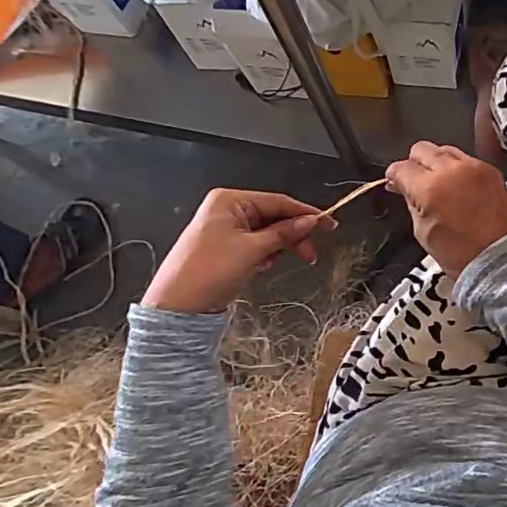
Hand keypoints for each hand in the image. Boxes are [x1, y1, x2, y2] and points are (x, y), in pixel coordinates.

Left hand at [142, 189, 333, 312]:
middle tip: (309, 252)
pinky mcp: (227, 247)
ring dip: (278, 246)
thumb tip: (309, 222)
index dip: (305, 213)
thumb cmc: (206, 272)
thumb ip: (284, 233)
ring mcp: (226, 229)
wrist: (179, 306)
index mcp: (229, 200)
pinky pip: (257, 244)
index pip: (277, 201)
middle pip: (274, 216)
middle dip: (292, 234)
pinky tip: (262, 265)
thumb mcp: (253, 249)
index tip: (328, 223)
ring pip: (267, 232)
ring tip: (273, 262)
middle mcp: (227, 210)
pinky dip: (266, 254)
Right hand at [386, 142, 506, 276]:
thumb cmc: (458, 252)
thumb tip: (402, 186)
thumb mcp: (422, 231)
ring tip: (438, 182)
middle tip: (415, 181)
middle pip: (421, 150)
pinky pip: (466, 159)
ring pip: (444, 150)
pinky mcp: (490, 170)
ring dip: (436, 163)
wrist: (497, 258)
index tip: (395, 182)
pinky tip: (458, 186)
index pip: (401, 168)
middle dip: (414, 164)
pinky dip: (457, 168)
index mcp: (429, 188)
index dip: (394, 175)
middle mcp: (451, 171)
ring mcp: (473, 167)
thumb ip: (410, 201)